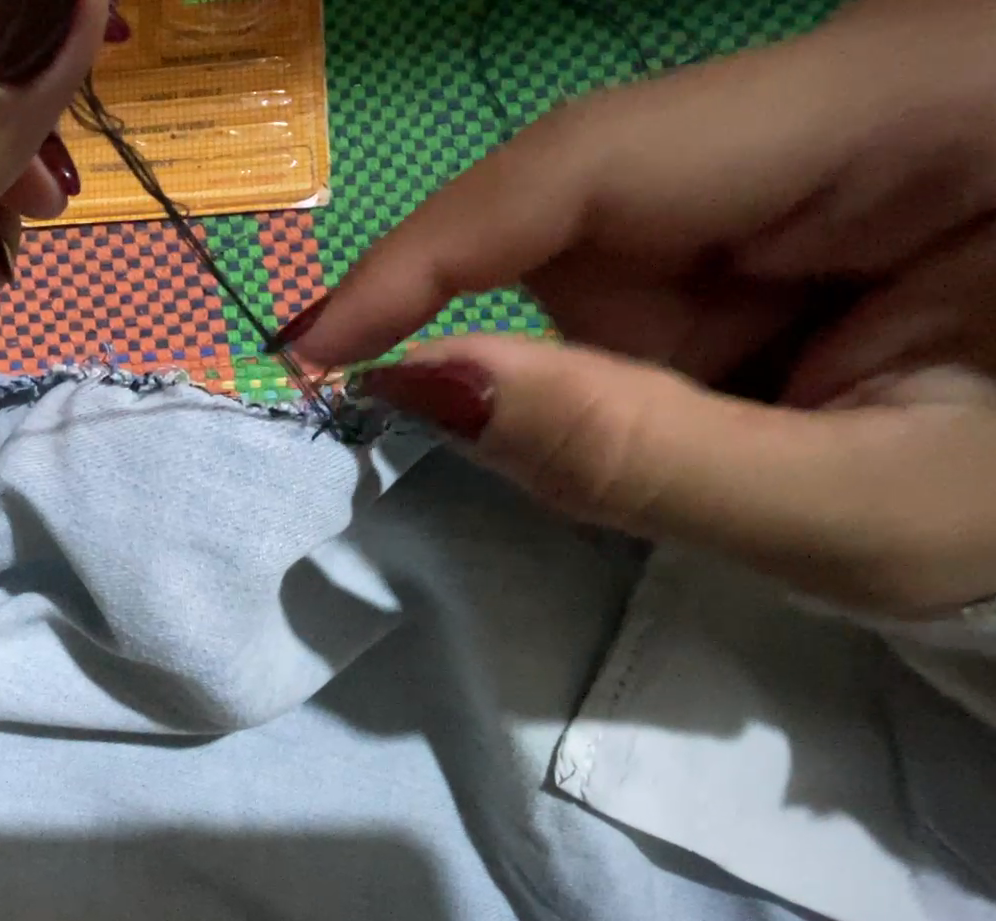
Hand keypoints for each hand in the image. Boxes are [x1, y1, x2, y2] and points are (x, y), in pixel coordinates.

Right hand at [282, 0, 995, 615]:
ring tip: (748, 428)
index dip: (423, 256)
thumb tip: (416, 387)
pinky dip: (635, 358)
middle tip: (650, 444)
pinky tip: (739, 394)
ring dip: (612, 366)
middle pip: (578, 215)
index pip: (585, 161)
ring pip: (589, 256)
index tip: (313, 346)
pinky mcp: (771, 187)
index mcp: (923, 109)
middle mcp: (842, 88)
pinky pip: (624, 272)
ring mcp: (801, 134)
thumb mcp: (860, 516)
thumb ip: (630, 455)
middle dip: (567, 350)